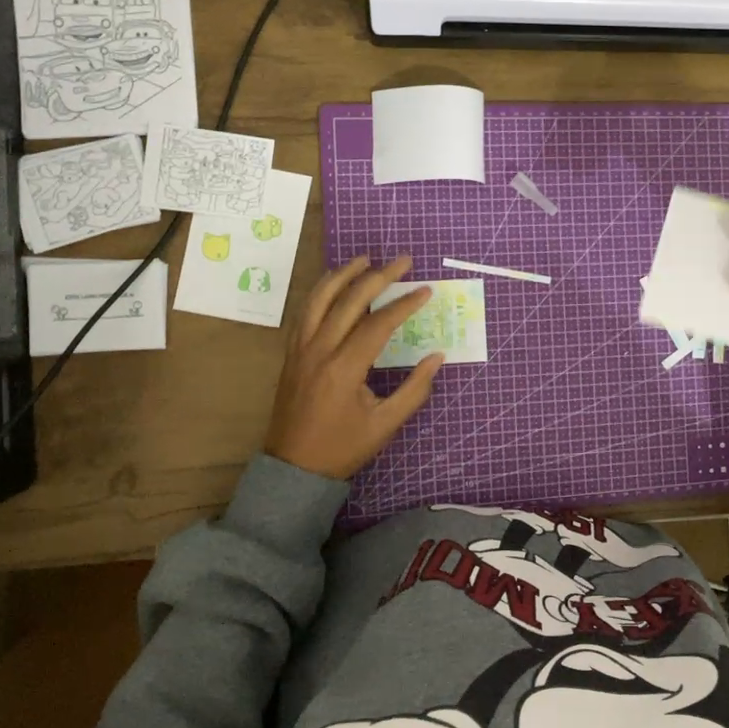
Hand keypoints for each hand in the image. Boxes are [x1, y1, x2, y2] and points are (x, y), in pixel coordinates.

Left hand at [264, 255, 443, 479]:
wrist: (293, 468)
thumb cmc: (342, 448)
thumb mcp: (385, 425)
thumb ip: (414, 389)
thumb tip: (437, 356)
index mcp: (344, 369)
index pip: (378, 323)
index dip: (404, 304)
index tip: (425, 291)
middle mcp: (319, 350)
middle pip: (349, 300)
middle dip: (379, 276)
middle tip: (403, 260)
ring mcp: (300, 349)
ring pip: (319, 298)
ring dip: (344, 274)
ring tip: (366, 259)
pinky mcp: (291, 353)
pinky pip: (305, 311)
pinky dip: (322, 291)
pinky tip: (336, 284)